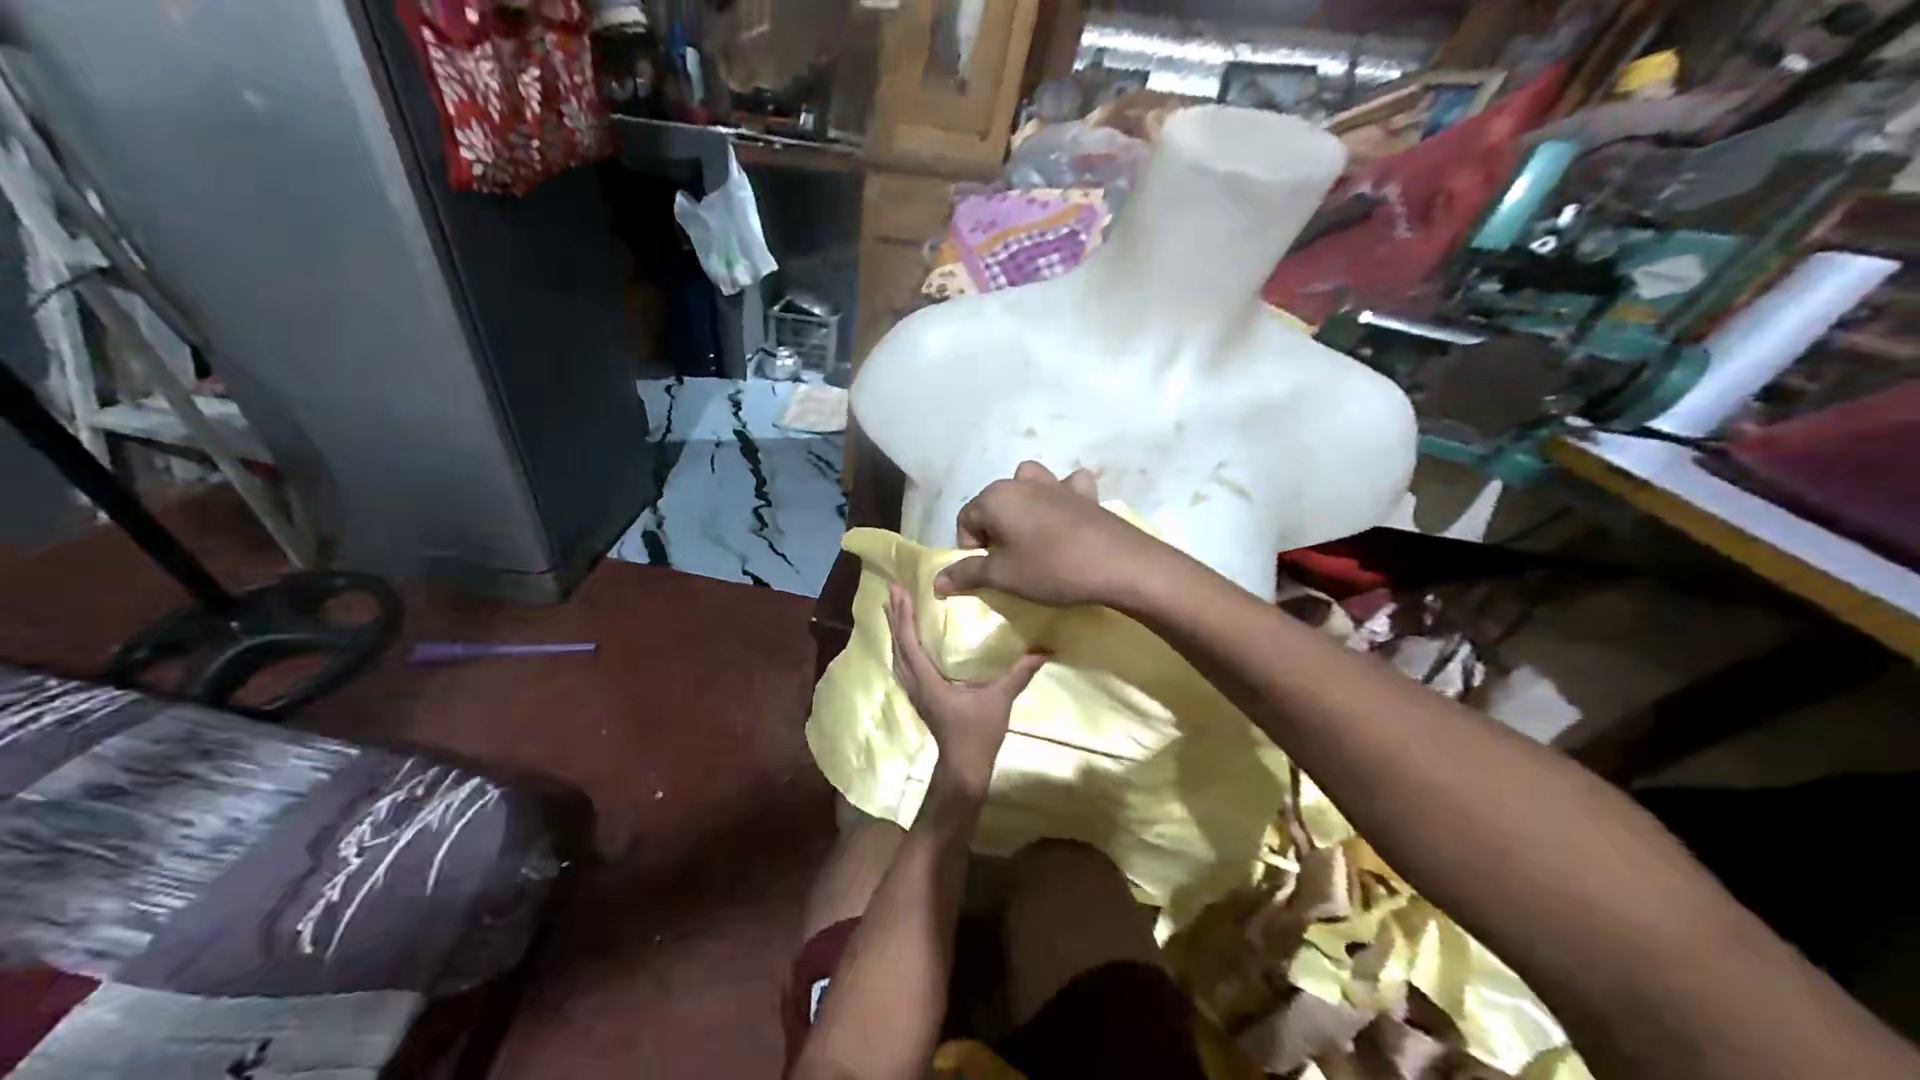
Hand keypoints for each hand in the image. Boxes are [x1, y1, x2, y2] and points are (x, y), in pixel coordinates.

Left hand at [884, 582, 1045, 793]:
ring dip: (895, 632)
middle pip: (898, 646)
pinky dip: (900, 648)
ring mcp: (915, 693)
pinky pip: (902, 667)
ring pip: (897, 657)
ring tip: (893, 609)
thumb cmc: (979, 733)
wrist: (964, 766)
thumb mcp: (1001, 700)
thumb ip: (1019, 674)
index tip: (900, 592)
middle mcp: (916, 685)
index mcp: (929, 682)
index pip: (910, 643)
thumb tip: (1045, 650)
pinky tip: (904, 644)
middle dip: (895, 617)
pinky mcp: (920, 699)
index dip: (904, 617)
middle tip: (891, 590)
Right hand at [934, 461, 1179, 608]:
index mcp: (996, 497)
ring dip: (1024, 503)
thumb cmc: (1050, 568)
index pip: (965, 521)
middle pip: (994, 502)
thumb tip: (937, 581)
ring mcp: (1056, 483)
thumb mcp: (1003, 576)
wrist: (1117, 564)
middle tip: (1010, 560)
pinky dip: (1063, 496)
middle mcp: (1022, 482)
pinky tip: (1068, 515)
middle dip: (995, 528)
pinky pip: (1067, 486)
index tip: (989, 572)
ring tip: (1032, 533)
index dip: (971, 550)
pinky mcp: (1085, 493)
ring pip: (1028, 484)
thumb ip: (967, 574)